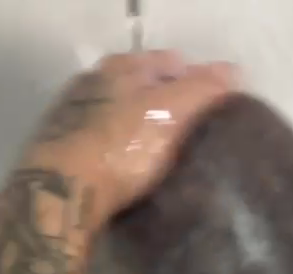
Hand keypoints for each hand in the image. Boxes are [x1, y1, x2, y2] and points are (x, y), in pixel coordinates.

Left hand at [22, 51, 239, 224]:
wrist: (59, 192)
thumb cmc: (120, 149)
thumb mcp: (170, 116)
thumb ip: (201, 91)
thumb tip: (234, 72)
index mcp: (120, 69)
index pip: (164, 61)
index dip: (190, 75)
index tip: (209, 96)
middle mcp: (91, 84)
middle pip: (135, 83)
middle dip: (159, 96)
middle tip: (185, 123)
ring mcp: (70, 117)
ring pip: (112, 112)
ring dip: (133, 124)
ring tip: (156, 147)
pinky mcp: (58, 151)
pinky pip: (96, 141)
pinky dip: (113, 148)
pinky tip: (123, 167)